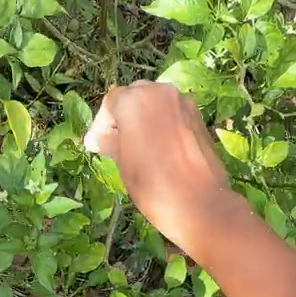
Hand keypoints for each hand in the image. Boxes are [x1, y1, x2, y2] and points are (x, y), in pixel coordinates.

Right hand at [85, 80, 242, 256]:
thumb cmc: (153, 185)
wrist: (199, 204)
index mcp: (135, 100)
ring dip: (144, 120)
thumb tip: (97, 138)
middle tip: (116, 143)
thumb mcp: (124, 164)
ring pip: (156, 104)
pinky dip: (163, 125)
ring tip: (138, 147)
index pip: (110, 103)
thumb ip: (110, 142)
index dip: (101, 124)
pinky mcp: (199, 118)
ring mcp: (183, 103)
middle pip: (134, 97)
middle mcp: (160, 92)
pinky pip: (173, 115)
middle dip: (123, 117)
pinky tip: (159, 149)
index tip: (96, 146)